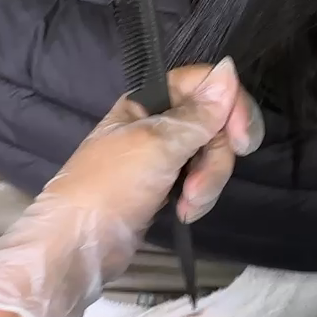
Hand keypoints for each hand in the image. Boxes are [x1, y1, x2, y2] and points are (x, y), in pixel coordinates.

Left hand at [0, 59, 262, 316]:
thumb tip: (230, 67)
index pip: (206, 84)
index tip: (243, 141)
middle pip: (215, 123)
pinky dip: (198, 196)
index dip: (231, 107)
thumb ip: (199, 113)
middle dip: (216, 158)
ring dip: (207, 183)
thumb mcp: (158, 146)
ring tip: (187, 207)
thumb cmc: (109, 188)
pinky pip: (199, 179)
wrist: (73, 249)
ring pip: (211, 154)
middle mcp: (158, 121)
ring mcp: (163, 155)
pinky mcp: (166, 184)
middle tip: (200, 187)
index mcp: (149, 100)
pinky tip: (184, 213)